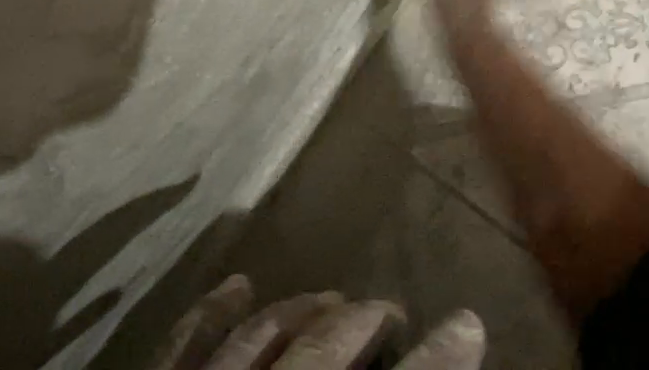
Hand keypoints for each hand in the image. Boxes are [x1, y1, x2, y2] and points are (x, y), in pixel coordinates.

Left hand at [150, 275, 485, 369]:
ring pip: (258, 338)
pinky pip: (180, 349)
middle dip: (366, 321)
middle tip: (391, 313)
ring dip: (302, 310)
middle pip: (323, 353)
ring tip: (332, 298)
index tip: (468, 324)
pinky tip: (238, 285)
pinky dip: (209, 314)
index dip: (437, 363)